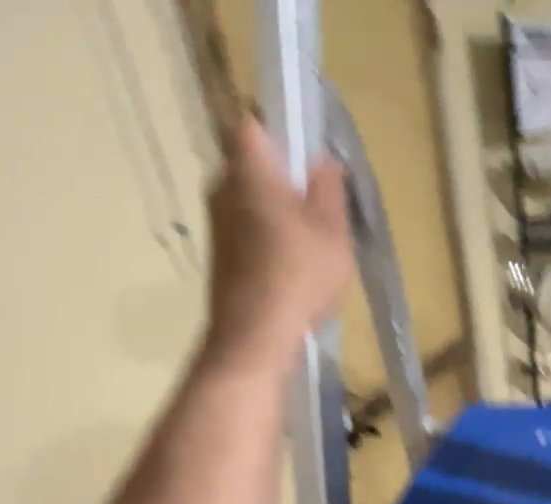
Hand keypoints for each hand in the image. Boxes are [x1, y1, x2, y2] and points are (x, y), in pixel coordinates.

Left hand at [204, 116, 352, 353]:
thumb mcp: (332, 231)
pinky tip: (297, 259)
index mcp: (249, 171)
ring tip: (316, 233)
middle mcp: (223, 186)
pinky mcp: (221, 249)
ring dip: (279, 205)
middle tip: (322, 197)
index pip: (253, 125)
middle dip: (284, 172)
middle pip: (253, 162)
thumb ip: (328, 191)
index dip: (279, 127)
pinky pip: (249, 223)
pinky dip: (271, 230)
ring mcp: (217, 219)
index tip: (309, 146)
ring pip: (251, 195)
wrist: (255, 331)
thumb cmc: (299, 274)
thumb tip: (324, 161)